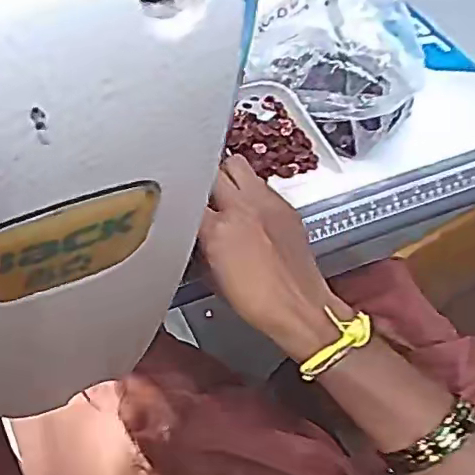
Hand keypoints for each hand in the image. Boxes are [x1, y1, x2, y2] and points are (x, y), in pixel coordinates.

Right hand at [198, 155, 348, 360]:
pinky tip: (248, 213)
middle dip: (203, 179)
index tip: (176, 204)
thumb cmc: (257, 302)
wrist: (299, 307)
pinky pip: (262, 185)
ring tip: (223, 198)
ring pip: (239, 166)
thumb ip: (200, 245)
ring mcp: (268, 202)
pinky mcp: (286, 207)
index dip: (180, 198)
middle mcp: (244, 207)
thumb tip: (193, 232)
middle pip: (215, 168)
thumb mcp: (212, 276)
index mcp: (219, 228)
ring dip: (227, 178)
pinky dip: (250, 193)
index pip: (188, 195)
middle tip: (199, 195)